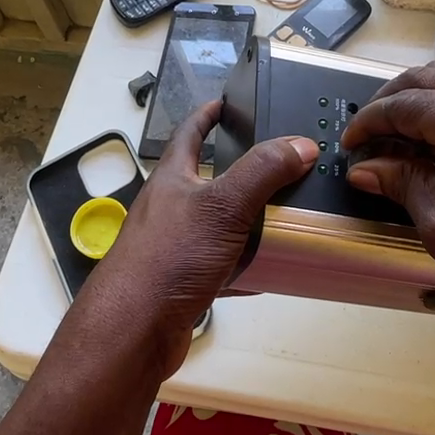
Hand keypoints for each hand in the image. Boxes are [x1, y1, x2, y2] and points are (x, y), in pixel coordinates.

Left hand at [77, 101, 314, 377]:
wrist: (132, 333)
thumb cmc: (170, 256)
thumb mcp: (222, 205)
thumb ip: (262, 171)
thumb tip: (302, 144)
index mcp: (173, 178)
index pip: (189, 132)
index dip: (208, 114)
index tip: (228, 101)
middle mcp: (170, 207)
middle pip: (207, 178)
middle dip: (239, 169)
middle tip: (278, 163)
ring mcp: (174, 246)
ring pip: (216, 224)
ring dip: (246, 218)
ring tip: (282, 213)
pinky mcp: (182, 282)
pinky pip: (221, 265)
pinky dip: (245, 265)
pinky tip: (269, 270)